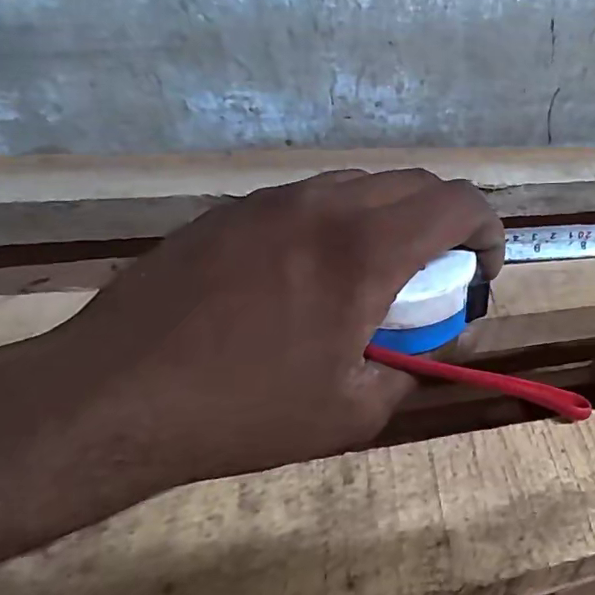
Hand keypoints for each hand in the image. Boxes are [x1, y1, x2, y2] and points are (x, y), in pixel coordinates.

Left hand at [43, 169, 503, 483]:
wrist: (105, 400)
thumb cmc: (242, 411)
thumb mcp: (353, 412)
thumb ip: (413, 371)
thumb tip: (433, 350)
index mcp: (365, 251)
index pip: (459, 204)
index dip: (489, 231)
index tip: (480, 272)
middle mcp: (326, 208)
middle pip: (419, 183)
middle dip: (448, 222)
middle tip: (437, 274)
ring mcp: (274, 201)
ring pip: (366, 182)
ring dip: (395, 216)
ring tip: (377, 269)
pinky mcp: (233, 210)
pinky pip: (313, 195)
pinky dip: (343, 218)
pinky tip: (314, 269)